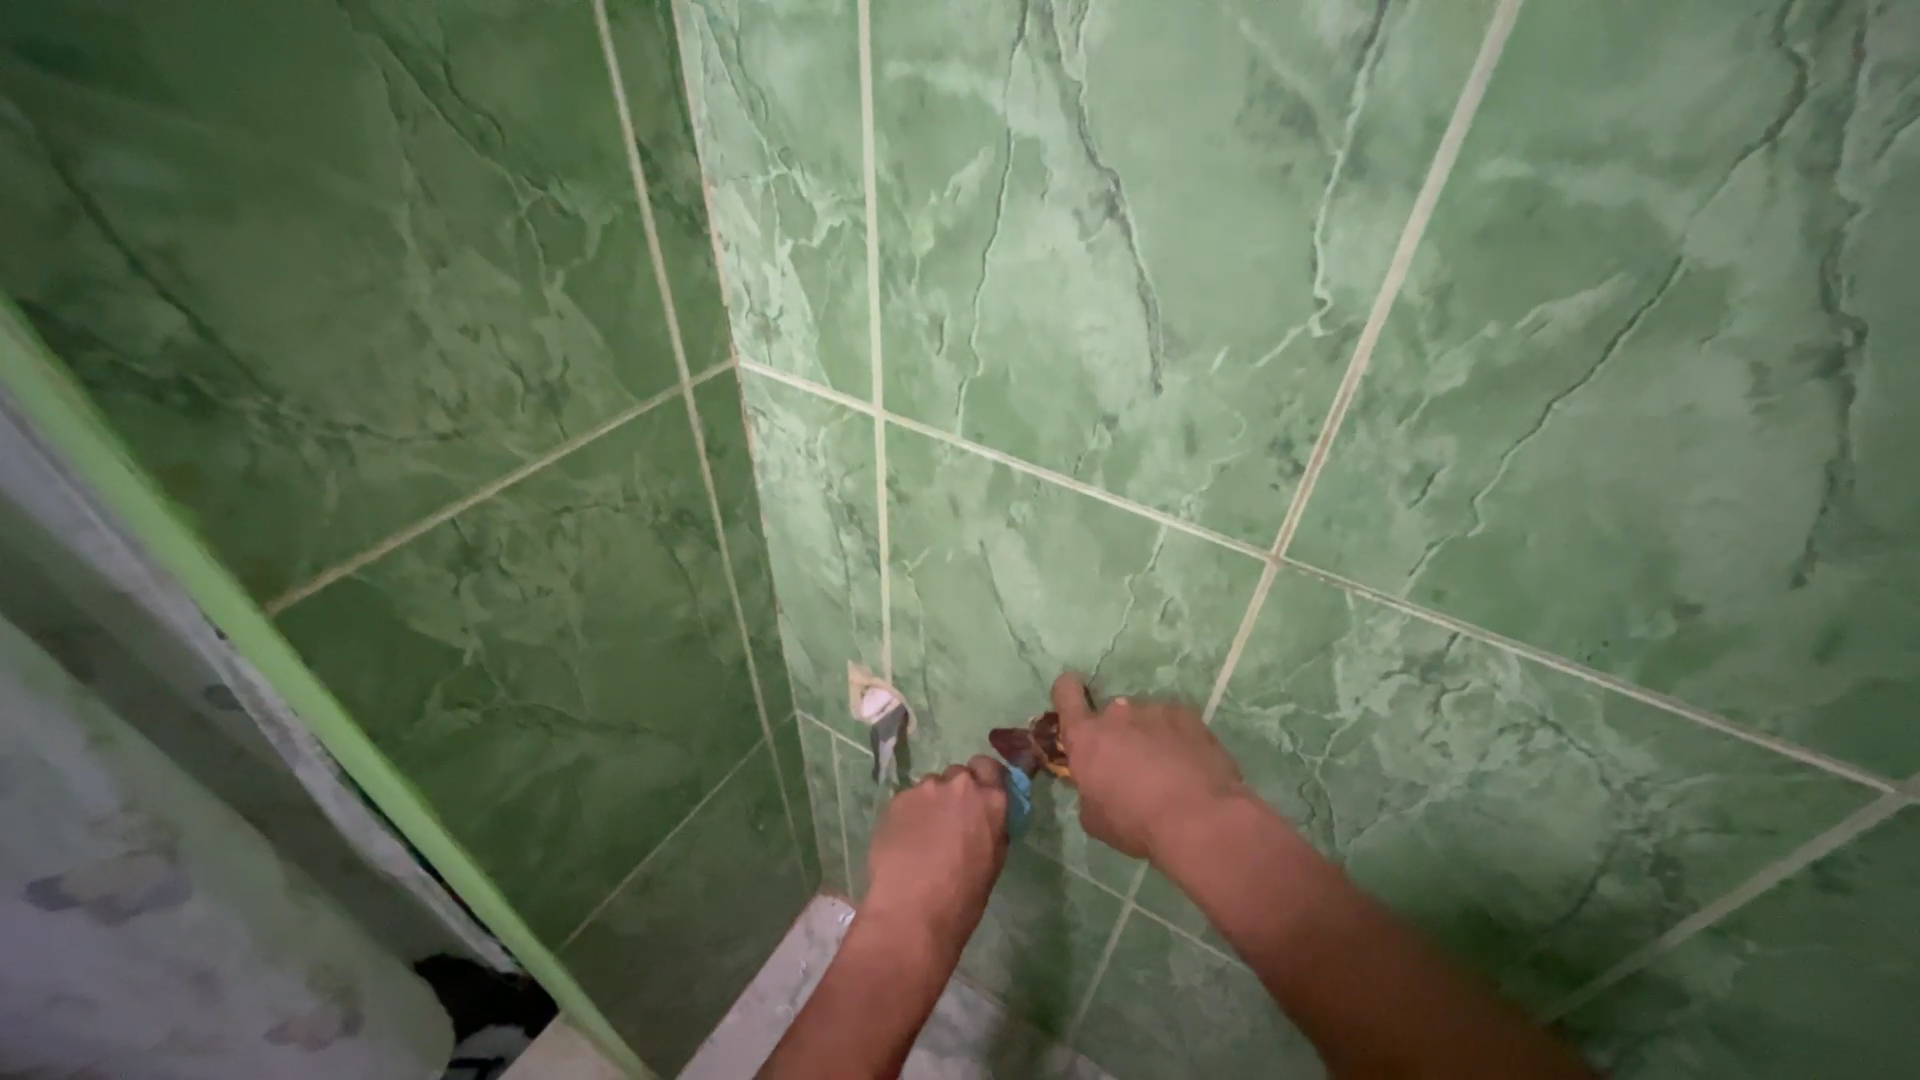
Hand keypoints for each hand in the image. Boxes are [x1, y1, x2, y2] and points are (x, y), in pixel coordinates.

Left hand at [862, 756, 1009, 955]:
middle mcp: (960, 785)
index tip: (978, 796)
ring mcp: (925, 789)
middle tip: (948, 821)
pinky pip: (907, 800)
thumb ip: (992, 828)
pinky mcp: (897, 800)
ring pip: (930, 787)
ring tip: (921, 835)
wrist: (911, 912)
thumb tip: (985, 819)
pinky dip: (908, 815)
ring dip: (930, 803)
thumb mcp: (993, 861)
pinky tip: (903, 842)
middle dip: (955, 793)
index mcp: (991, 800)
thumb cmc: (962, 898)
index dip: (983, 779)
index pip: (990, 767)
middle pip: (958, 775)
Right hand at [1052, 673, 1248, 862]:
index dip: (1068, 693)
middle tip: (1134, 766)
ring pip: (1145, 719)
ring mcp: (1153, 710)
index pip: (1065, 692)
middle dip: (1119, 734)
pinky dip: (1177, 738)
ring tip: (1168, 770)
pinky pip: (1174, 722)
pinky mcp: (1187, 714)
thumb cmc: (1136, 823)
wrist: (1198, 818)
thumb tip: (1097, 786)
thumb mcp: (1094, 819)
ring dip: (1149, 736)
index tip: (1077, 704)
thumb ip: (1089, 791)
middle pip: (1111, 714)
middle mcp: (1116, 713)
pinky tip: (1189, 765)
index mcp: (1085, 737)